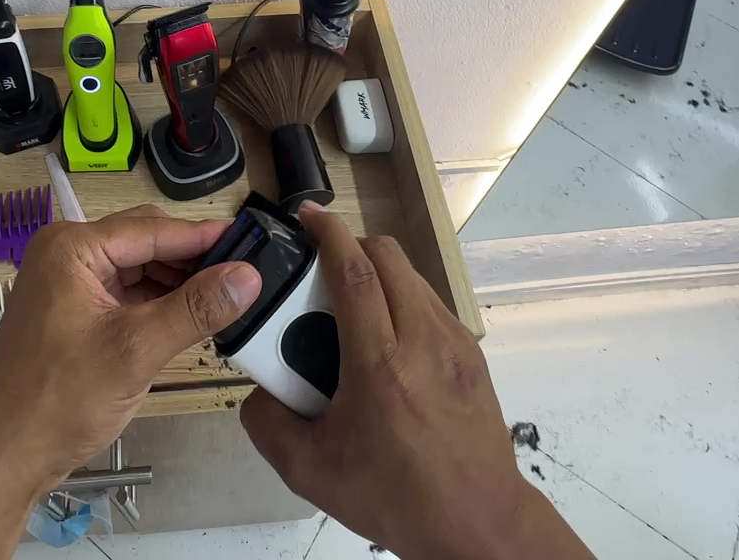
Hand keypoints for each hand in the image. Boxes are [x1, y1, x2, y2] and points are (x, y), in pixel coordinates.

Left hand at [0, 204, 261, 480]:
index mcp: (72, 247)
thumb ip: (195, 308)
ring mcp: (68, 282)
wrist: (2, 459)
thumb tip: (248, 275)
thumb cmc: (58, 400)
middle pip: (145, 242)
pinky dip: (157, 302)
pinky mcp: (73, 309)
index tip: (249, 242)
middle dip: (191, 260)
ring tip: (222, 299)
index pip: (152, 228)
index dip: (203, 236)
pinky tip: (188, 317)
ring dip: (177, 283)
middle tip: (241, 276)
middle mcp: (67, 253)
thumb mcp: (136, 350)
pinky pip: (125, 292)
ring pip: (138, 267)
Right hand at [239, 206, 593, 559]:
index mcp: (379, 366)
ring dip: (376, 269)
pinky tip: (385, 334)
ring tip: (351, 303)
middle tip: (322, 264)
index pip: (353, 274)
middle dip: (350, 243)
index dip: (328, 234)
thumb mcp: (310, 472)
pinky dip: (400, 295)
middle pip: (386, 256)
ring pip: (410, 273)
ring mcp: (454, 342)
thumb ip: (267, 423)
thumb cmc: (394, 497)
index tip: (309, 214)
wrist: (480, 525)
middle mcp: (422, 341)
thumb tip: (259, 386)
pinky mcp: (472, 350)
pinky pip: (428, 299)